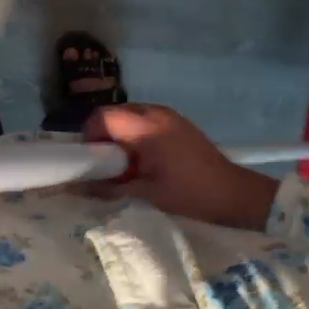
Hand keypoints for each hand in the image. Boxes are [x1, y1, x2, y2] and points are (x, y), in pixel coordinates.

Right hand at [83, 103, 278, 230]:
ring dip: (119, 141)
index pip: (102, 117)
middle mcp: (155, 112)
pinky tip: (143, 166)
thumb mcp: (146, 196)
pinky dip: (135, 140)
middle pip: (113, 115)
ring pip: (128, 119)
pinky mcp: (177, 123)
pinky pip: (144, 123)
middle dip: (102, 140)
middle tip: (104, 170)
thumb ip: (108, 189)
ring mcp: (168, 115)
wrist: (235, 195)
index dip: (89, 137)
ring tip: (124, 171)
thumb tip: (72, 188)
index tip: (89, 163)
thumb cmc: (191, 195)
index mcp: (146, 125)